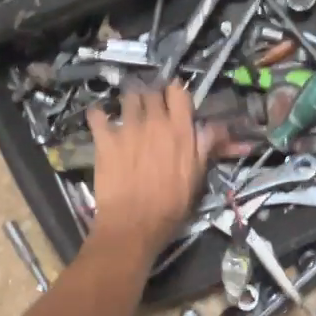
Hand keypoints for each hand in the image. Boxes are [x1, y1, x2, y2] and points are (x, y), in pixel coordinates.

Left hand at [86, 83, 208, 259]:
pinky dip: (99, 114)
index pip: (178, 91)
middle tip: (152, 110)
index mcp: (179, 130)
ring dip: (130, 102)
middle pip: (152, 91)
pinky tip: (101, 121)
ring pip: (128, 97)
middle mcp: (154, 121)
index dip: (176, 93)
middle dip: (153, 96)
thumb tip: (218, 125)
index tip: (174, 101)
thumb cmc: (170, 205)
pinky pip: (97, 114)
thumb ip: (206, 145)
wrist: (133, 224)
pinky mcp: (104, 139)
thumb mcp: (197, 176)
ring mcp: (127, 128)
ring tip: (129, 113)